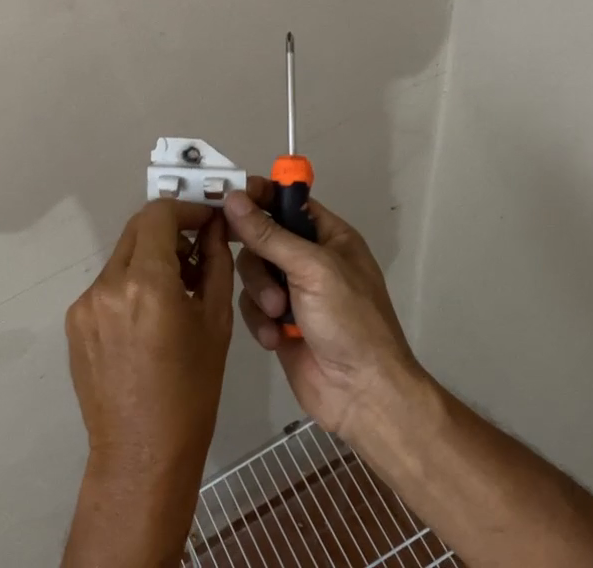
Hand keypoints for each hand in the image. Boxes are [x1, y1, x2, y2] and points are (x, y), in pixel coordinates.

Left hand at [65, 198, 232, 483]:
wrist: (142, 453)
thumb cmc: (192, 392)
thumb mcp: (215, 323)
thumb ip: (214, 265)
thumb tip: (216, 228)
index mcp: (146, 284)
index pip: (158, 215)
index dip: (185, 209)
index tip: (207, 221)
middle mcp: (107, 285)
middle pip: (137, 231)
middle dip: (169, 231)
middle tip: (197, 253)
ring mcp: (85, 304)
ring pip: (122, 258)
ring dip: (149, 260)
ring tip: (176, 292)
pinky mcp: (75, 322)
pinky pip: (107, 287)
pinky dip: (131, 286)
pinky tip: (149, 319)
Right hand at [225, 178, 424, 437]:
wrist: (362, 394)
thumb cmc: (350, 321)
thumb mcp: (312, 269)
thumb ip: (269, 234)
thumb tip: (234, 197)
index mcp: (330, 237)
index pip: (287, 202)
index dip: (259, 197)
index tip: (229, 199)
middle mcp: (310, 259)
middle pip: (261, 238)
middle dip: (260, 262)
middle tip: (267, 279)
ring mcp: (294, 292)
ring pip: (252, 273)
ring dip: (261, 295)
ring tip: (279, 317)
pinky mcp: (279, 322)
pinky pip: (252, 306)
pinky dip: (260, 322)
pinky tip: (276, 339)